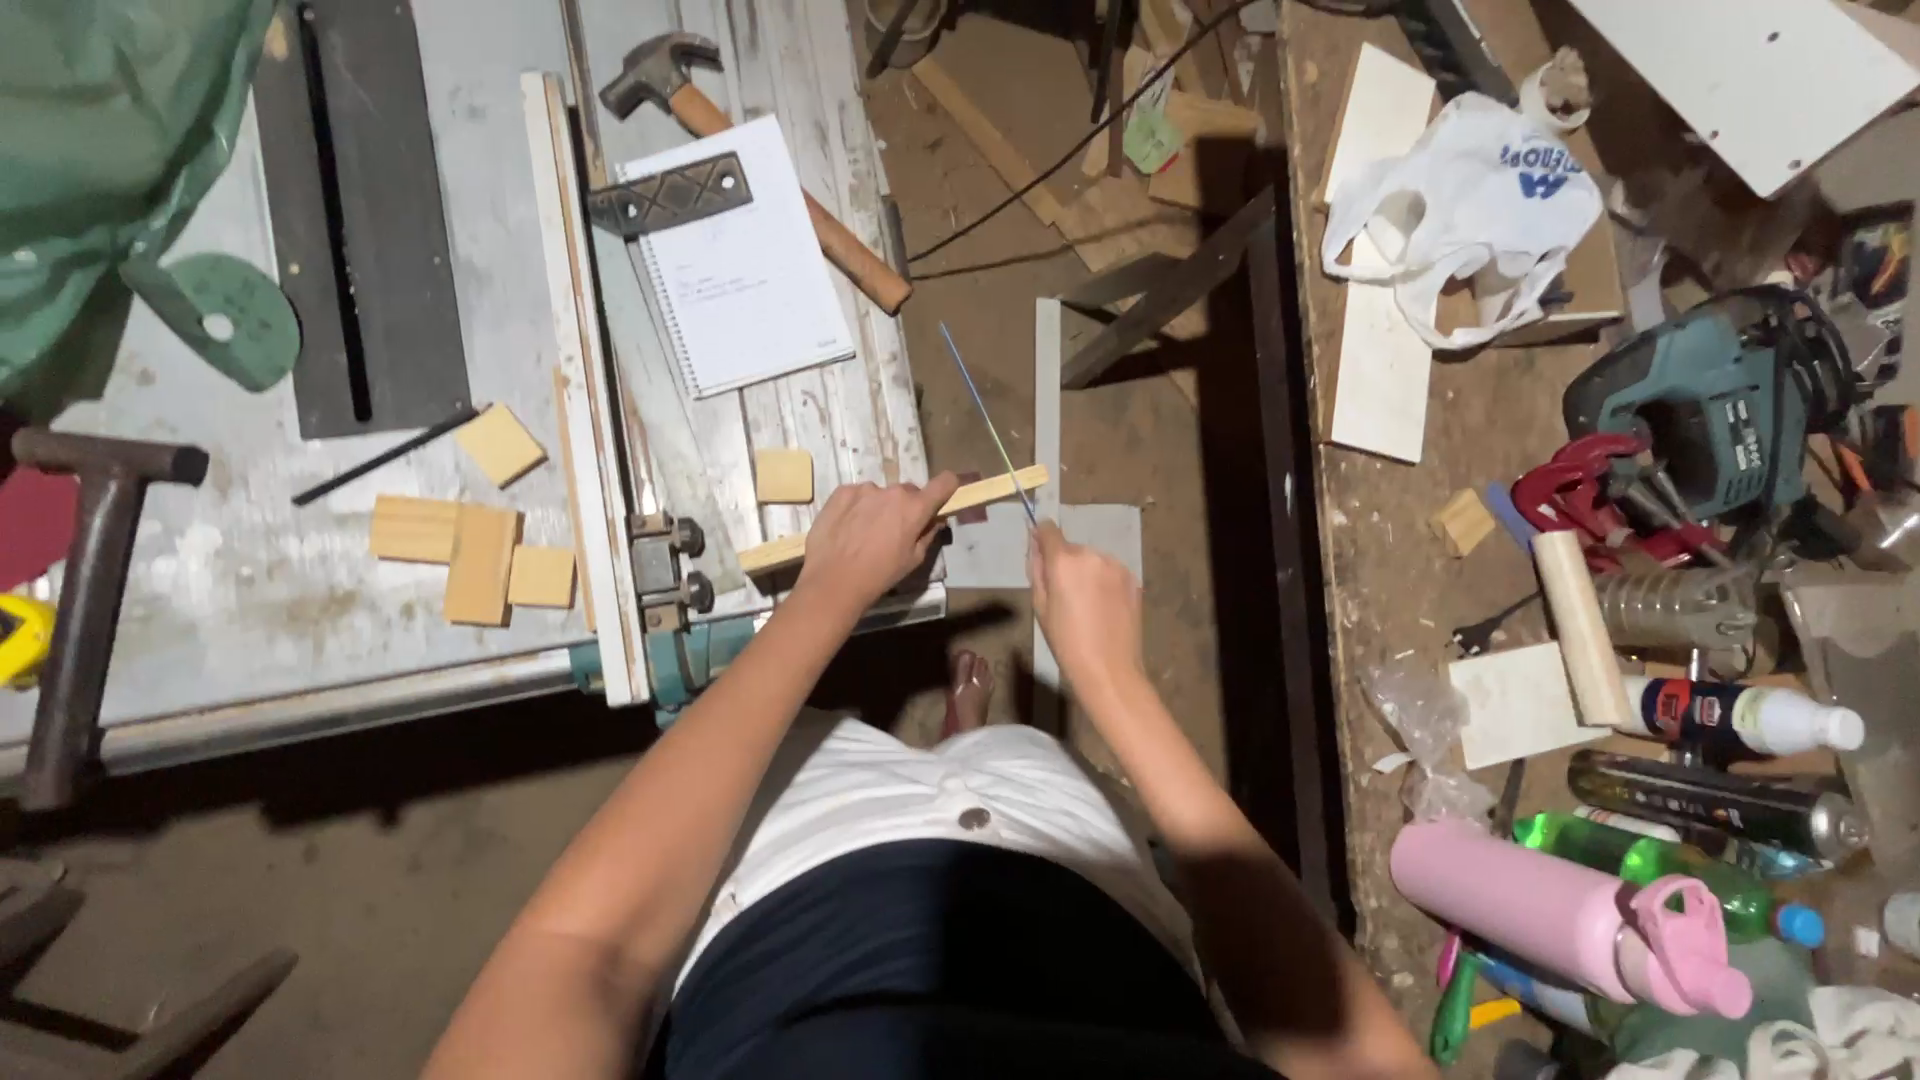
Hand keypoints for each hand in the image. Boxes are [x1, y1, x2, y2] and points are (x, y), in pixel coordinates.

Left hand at [793, 472, 960, 619]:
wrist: (833, 580)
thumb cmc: (880, 575)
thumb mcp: (912, 560)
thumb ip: (928, 534)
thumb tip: (934, 520)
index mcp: (915, 508)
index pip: (944, 482)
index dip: (947, 487)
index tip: (941, 497)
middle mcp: (892, 491)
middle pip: (908, 492)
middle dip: (906, 506)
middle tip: (894, 529)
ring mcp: (864, 489)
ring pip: (880, 494)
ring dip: (879, 506)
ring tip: (865, 533)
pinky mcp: (841, 492)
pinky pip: (857, 495)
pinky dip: (857, 506)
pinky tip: (848, 527)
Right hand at [1028, 522, 1145, 696]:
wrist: (1109, 668)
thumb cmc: (1066, 641)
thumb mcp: (1040, 607)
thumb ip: (1036, 570)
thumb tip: (1035, 546)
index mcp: (1064, 561)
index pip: (1049, 529)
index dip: (1041, 537)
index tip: (1040, 552)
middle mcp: (1091, 555)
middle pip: (1071, 548)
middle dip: (1065, 563)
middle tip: (1065, 596)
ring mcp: (1116, 566)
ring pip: (1092, 560)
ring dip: (1086, 572)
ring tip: (1087, 604)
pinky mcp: (1133, 579)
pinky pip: (1110, 572)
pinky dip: (1104, 582)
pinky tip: (1105, 607)